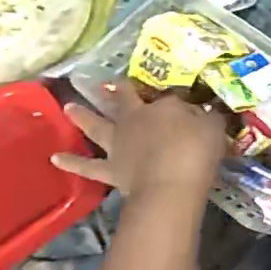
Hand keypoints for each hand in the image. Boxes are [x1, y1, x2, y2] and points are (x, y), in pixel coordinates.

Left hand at [50, 83, 226, 197]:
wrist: (170, 185)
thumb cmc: (197, 151)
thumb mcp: (215, 127)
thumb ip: (209, 116)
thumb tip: (207, 108)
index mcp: (163, 107)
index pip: (170, 96)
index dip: (177, 96)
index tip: (184, 97)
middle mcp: (134, 120)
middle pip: (124, 102)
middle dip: (117, 92)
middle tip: (106, 84)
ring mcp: (118, 144)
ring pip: (96, 126)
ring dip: (82, 116)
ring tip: (69, 107)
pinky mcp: (109, 168)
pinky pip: (87, 165)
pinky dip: (71, 162)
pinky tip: (55, 158)